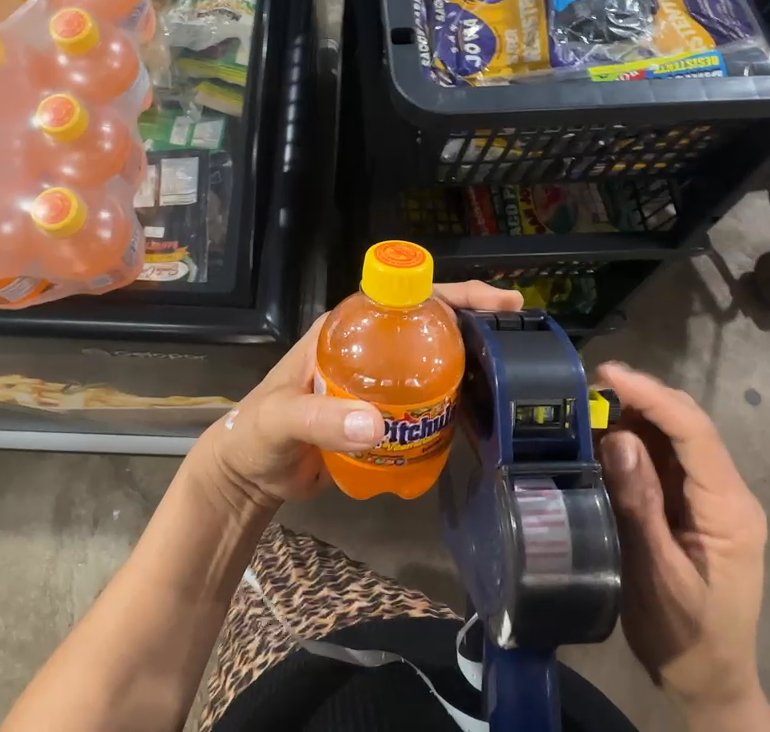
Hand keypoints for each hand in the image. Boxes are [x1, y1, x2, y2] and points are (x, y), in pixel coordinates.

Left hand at [196, 281, 524, 512]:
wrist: (251, 476)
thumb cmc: (257, 436)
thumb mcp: (282, 420)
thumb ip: (320, 420)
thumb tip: (377, 425)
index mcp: (341, 330)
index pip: (400, 295)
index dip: (450, 292)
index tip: (493, 302)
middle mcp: (364, 347)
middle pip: (425, 322)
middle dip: (472, 320)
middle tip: (518, 328)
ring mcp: (376, 380)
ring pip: (430, 358)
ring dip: (468, 359)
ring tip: (511, 367)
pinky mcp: (382, 412)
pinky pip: (425, 397)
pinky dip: (453, 399)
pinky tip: (479, 409)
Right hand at [595, 362, 769, 724]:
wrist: (711, 683)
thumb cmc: (684, 637)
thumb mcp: (656, 576)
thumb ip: (639, 504)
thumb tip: (617, 436)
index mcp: (729, 509)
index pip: (695, 432)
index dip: (652, 396)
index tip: (606, 374)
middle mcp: (728, 494)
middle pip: (689, 425)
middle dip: (641, 398)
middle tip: (585, 390)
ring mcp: (713, 499)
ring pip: (677, 437)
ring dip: (634, 416)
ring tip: (586, 410)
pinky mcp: (696, 507)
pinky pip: (667, 460)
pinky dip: (634, 442)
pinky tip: (602, 440)